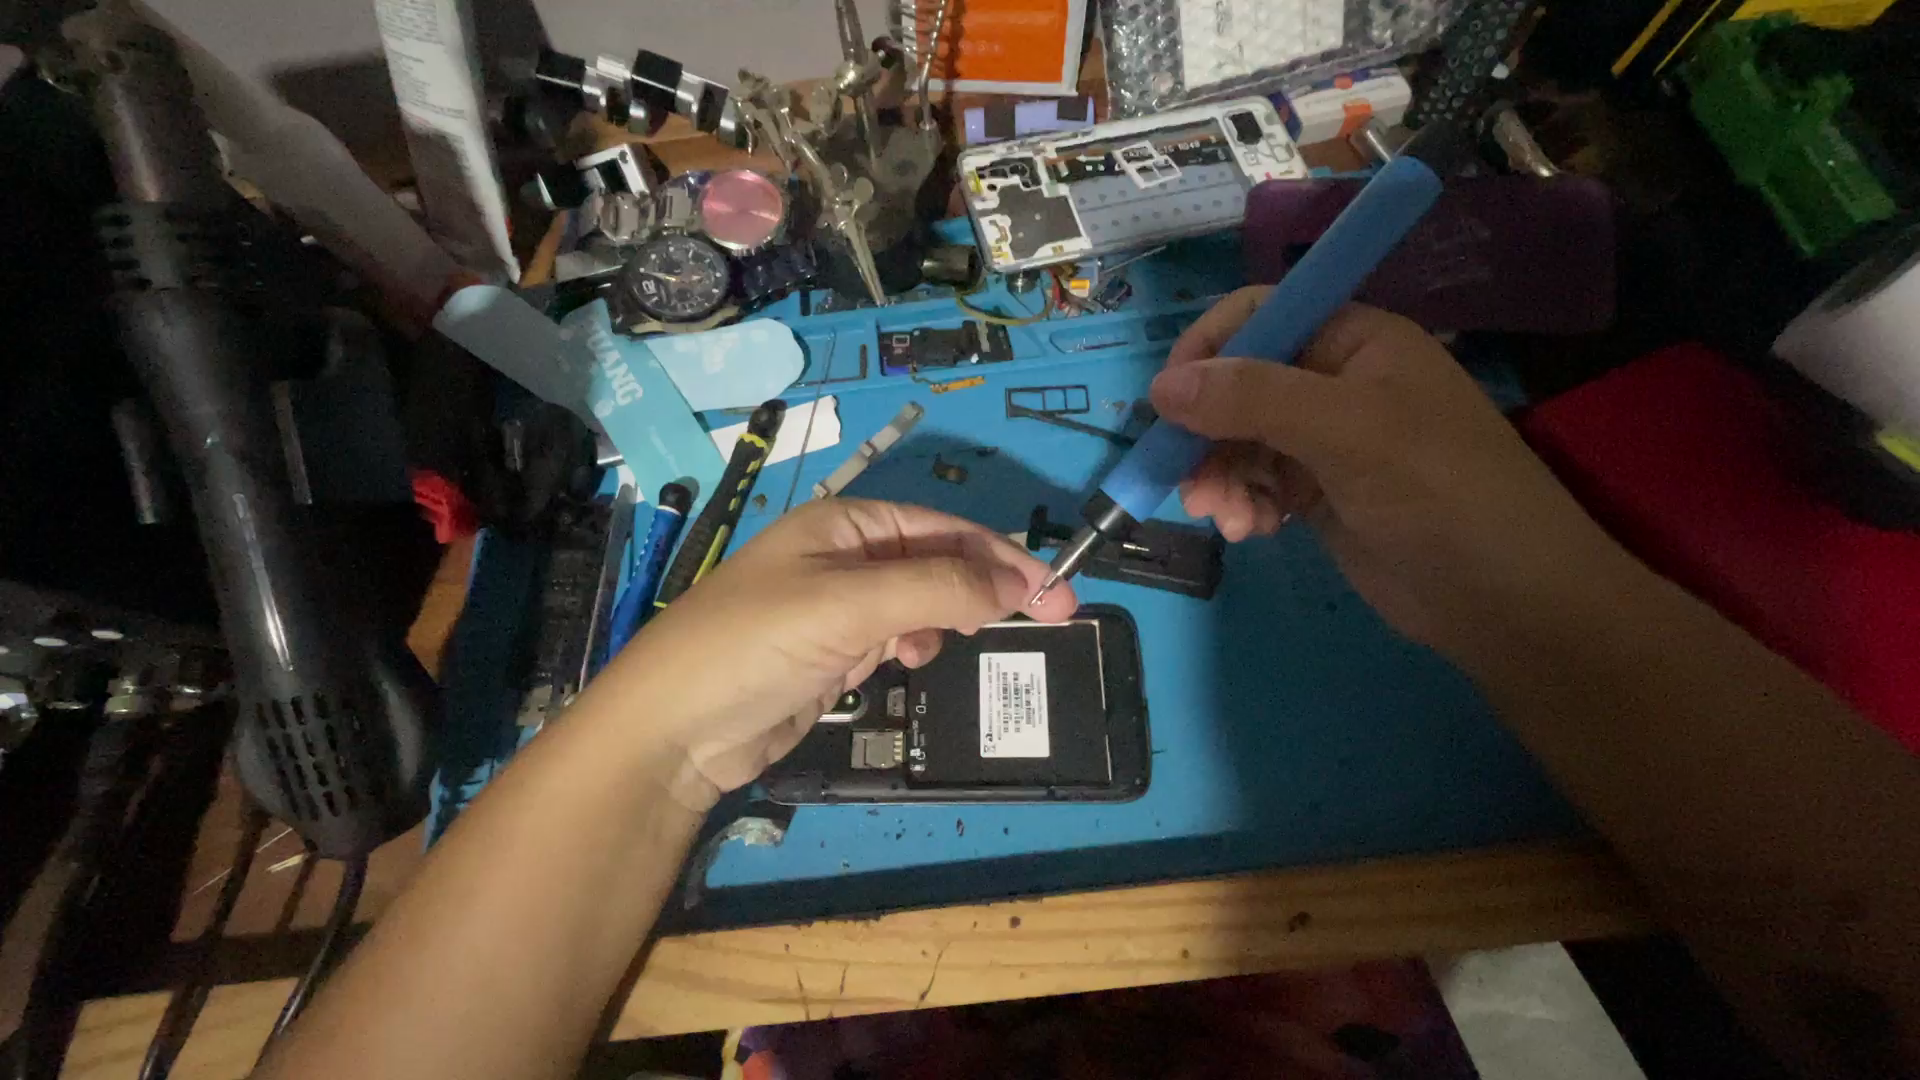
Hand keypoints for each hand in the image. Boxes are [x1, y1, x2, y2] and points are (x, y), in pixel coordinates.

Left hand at [591, 499, 1077, 804]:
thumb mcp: (850, 605)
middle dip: (986, 586)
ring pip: (919, 601)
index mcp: (844, 524)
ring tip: (952, 642)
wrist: (674, 731)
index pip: (942, 527)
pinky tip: (906, 659)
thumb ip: (938, 588)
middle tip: (1050, 616)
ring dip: (945, 617)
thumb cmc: (757, 644)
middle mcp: (843, 557)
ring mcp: (836, 607)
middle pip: (936, 561)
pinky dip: (911, 643)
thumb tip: (1017, 584)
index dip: (1001, 554)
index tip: (1055, 589)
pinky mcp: (831, 652)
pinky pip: (892, 636)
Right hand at [1147, 290, 1631, 658]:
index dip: (1208, 349)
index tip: (1168, 398)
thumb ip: (1254, 400)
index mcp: (1353, 342)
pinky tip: (1250, 531)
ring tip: (1224, 518)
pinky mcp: (1314, 493)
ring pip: (1236, 441)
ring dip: (1218, 478)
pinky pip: (1252, 483)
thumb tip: (1160, 386)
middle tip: (1187, 480)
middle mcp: (1333, 383)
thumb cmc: (1440, 494)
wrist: (1503, 600)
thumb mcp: (1348, 433)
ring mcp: (1322, 441)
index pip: (1260, 315)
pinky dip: (1240, 505)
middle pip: (1236, 386)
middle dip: (1205, 434)